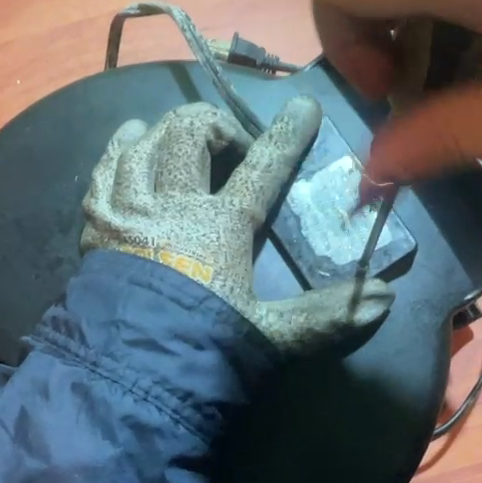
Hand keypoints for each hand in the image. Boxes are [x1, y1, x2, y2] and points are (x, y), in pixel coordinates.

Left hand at [82, 97, 393, 352]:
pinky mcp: (95, 227)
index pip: (261, 167)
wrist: (127, 375)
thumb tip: (385, 298)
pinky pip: (103, 170)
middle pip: (188, 134)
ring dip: (165, 133)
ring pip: (142, 142)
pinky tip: (130, 147)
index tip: (303, 107)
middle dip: (214, 127)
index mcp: (219, 227)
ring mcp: (127, 211)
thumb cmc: (202, 349)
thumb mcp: (270, 335)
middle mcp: (170, 205)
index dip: (286, 135)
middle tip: (229, 150)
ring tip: (180, 144)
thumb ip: (325, 315)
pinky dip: (119, 152)